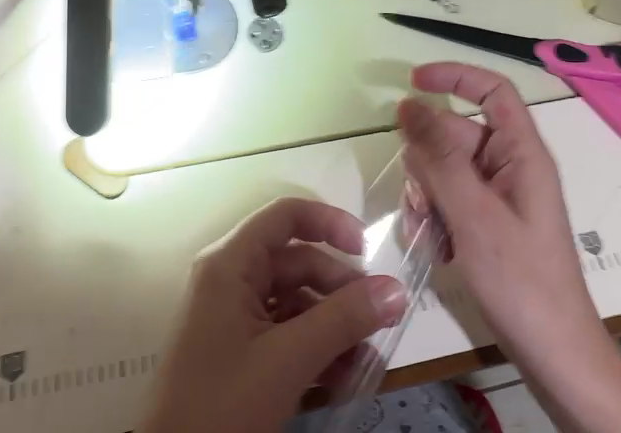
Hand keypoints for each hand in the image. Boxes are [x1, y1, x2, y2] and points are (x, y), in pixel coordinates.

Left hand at [140, 197, 406, 432]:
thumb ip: (344, 320)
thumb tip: (397, 288)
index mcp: (230, 264)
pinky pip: (286, 334)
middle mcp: (230, 280)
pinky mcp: (239, 353)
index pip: (285, 216)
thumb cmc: (224, 403)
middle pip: (297, 262)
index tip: (367, 250)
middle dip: (340, 291)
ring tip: (368, 362)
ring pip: (296, 303)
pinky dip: (316, 350)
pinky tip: (345, 379)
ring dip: (334, 327)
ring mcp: (233, 317)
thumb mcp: (289, 359)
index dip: (329, 222)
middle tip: (381, 322)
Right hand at [396, 62, 606, 377]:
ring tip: (430, 235)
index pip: (492, 90)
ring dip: (427, 196)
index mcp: (522, 153)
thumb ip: (439, 157)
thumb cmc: (521, 280)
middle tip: (420, 203)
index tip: (411, 84)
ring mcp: (499, 196)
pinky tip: (438, 250)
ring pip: (444, 170)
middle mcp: (511, 166)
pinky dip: (435, 218)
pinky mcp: (489, 224)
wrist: (554, 352)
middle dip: (427, 163)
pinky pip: (449, 200)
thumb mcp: (474, 214)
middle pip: (455, 135)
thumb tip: (408, 104)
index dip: (454, 77)